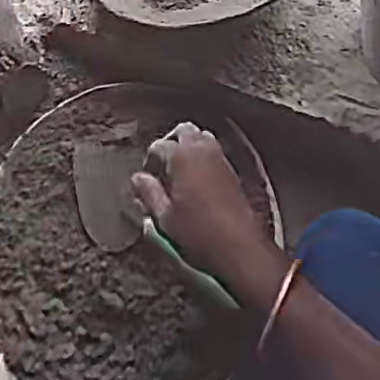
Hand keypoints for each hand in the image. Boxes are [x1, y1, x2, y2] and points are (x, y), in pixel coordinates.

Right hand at [131, 122, 281, 293]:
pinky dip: (202, 157)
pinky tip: (196, 181)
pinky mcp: (232, 170)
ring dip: (188, 147)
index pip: (158, 146)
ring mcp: (220, 157)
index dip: (149, 162)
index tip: (145, 181)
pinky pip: (213, 151)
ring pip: (200, 137)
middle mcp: (202, 149)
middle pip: (182, 131)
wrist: (241, 248)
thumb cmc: (201, 233)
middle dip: (169, 144)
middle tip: (161, 167)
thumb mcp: (165, 217)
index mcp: (181, 156)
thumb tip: (138, 179)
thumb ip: (149, 193)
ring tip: (178, 172)